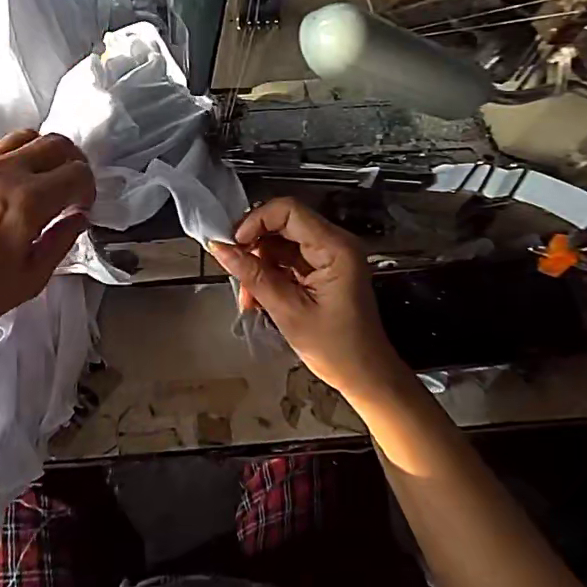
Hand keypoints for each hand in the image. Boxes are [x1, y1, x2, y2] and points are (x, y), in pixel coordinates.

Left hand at [0, 130, 94, 368]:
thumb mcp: (31, 279)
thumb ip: (61, 240)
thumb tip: (79, 217)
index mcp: (29, 201)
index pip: (78, 173)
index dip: (88, 189)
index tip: (82, 207)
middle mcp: (4, 172)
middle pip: (55, 143)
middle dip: (72, 163)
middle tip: (70, 188)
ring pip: (24, 136)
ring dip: (42, 153)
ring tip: (41, 181)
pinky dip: (11, 154)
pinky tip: (7, 182)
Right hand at [207, 198, 405, 402]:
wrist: (366, 375)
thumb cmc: (336, 348)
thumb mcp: (288, 311)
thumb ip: (253, 275)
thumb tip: (220, 249)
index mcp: (335, 248)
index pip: (288, 210)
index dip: (256, 221)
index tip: (234, 244)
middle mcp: (334, 243)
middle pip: (282, 223)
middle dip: (253, 244)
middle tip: (233, 267)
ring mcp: (328, 255)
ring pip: (280, 242)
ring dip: (258, 263)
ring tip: (248, 296)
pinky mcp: (322, 268)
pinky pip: (287, 258)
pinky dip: (269, 273)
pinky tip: (258, 296)